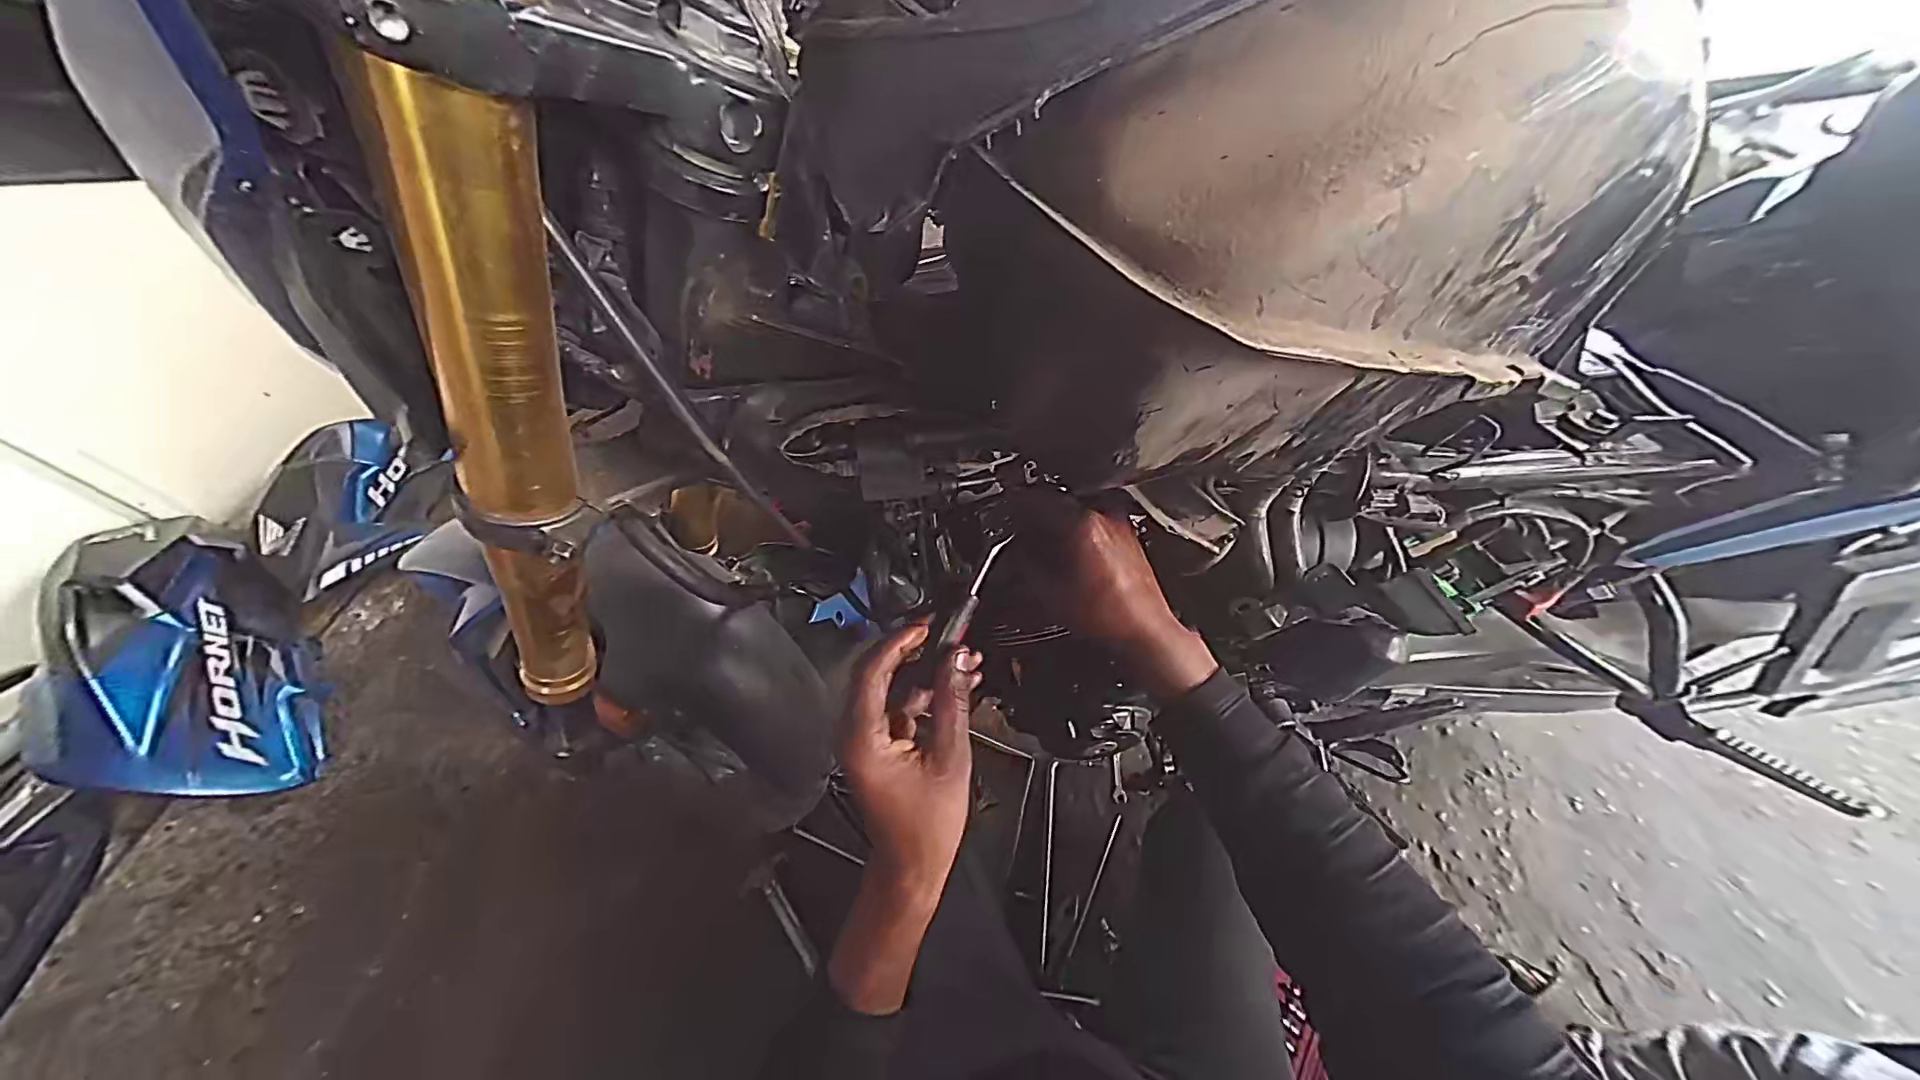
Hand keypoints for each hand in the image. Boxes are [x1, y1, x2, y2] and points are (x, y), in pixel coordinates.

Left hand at [829, 623, 980, 1013]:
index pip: (872, 670)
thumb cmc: (924, 827)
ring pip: (889, 687)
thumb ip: (951, 702)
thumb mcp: (949, 757)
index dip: (899, 642)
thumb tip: (955, 662)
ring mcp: (864, 738)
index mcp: (862, 737)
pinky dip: (922, 693)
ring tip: (960, 663)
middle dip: (913, 651)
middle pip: (876, 672)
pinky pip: (896, 705)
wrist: (912, 864)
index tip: (924, 627)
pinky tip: (953, 687)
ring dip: (924, 673)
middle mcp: (854, 734)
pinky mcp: (877, 743)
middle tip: (943, 636)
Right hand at [1012, 489, 1218, 699]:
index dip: (1016, 505)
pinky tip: (1067, 552)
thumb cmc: (1108, 617)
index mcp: (1081, 525)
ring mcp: (1117, 524)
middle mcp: (1103, 517)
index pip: (1038, 500)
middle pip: (1058, 502)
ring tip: (1042, 544)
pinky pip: (1091, 522)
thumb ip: (1027, 564)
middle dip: (1035, 515)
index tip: (1007, 510)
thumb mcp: (1051, 593)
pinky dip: (1075, 530)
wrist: (1144, 630)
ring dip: (1056, 523)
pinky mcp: (1126, 535)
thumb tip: (1017, 552)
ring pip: (1076, 511)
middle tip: (1019, 529)